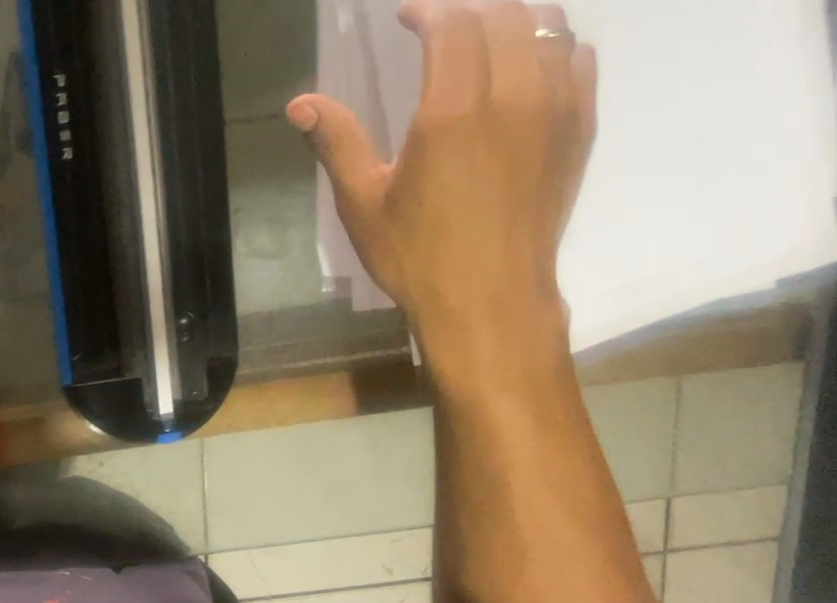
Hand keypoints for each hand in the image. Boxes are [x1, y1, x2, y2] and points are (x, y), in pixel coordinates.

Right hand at [288, 1, 596, 356]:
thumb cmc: (415, 254)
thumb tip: (301, 104)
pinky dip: (554, 43)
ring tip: (487, 29)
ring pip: (549, 26)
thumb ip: (338, 143)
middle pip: (505, 14)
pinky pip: (578, 58)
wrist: (488, 296)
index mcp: (451, 111)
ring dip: (515, 17)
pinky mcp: (579, 127)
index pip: (452, 26)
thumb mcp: (363, 203)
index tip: (406, 14)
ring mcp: (556, 107)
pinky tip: (533, 59)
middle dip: (470, 7)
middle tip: (442, 19)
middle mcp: (512, 94)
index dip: (428, 10)